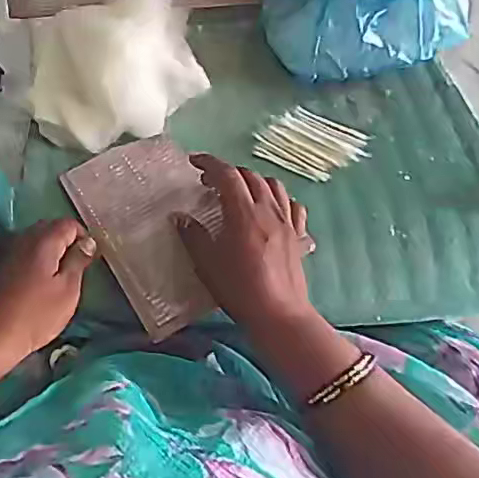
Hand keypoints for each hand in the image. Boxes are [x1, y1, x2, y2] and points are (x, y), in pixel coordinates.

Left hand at [0, 219, 98, 357]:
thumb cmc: (37, 314)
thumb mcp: (68, 290)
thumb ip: (78, 261)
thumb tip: (88, 242)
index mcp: (43, 241)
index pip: (68, 223)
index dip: (84, 236)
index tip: (90, 258)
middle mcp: (25, 239)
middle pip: (51, 227)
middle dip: (68, 240)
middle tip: (79, 265)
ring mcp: (12, 251)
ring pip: (38, 238)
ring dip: (53, 249)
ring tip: (63, 274)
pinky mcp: (5, 265)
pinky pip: (28, 250)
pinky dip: (40, 257)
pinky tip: (45, 278)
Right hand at [175, 154, 316, 332]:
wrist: (279, 315)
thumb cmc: (239, 288)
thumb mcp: (207, 262)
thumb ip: (192, 235)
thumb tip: (179, 217)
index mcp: (243, 213)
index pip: (227, 175)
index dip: (209, 164)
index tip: (193, 162)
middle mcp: (268, 211)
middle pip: (250, 176)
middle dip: (228, 173)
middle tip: (209, 183)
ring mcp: (287, 223)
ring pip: (274, 186)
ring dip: (253, 181)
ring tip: (239, 192)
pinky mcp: (298, 237)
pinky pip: (293, 207)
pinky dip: (279, 199)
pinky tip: (270, 209)